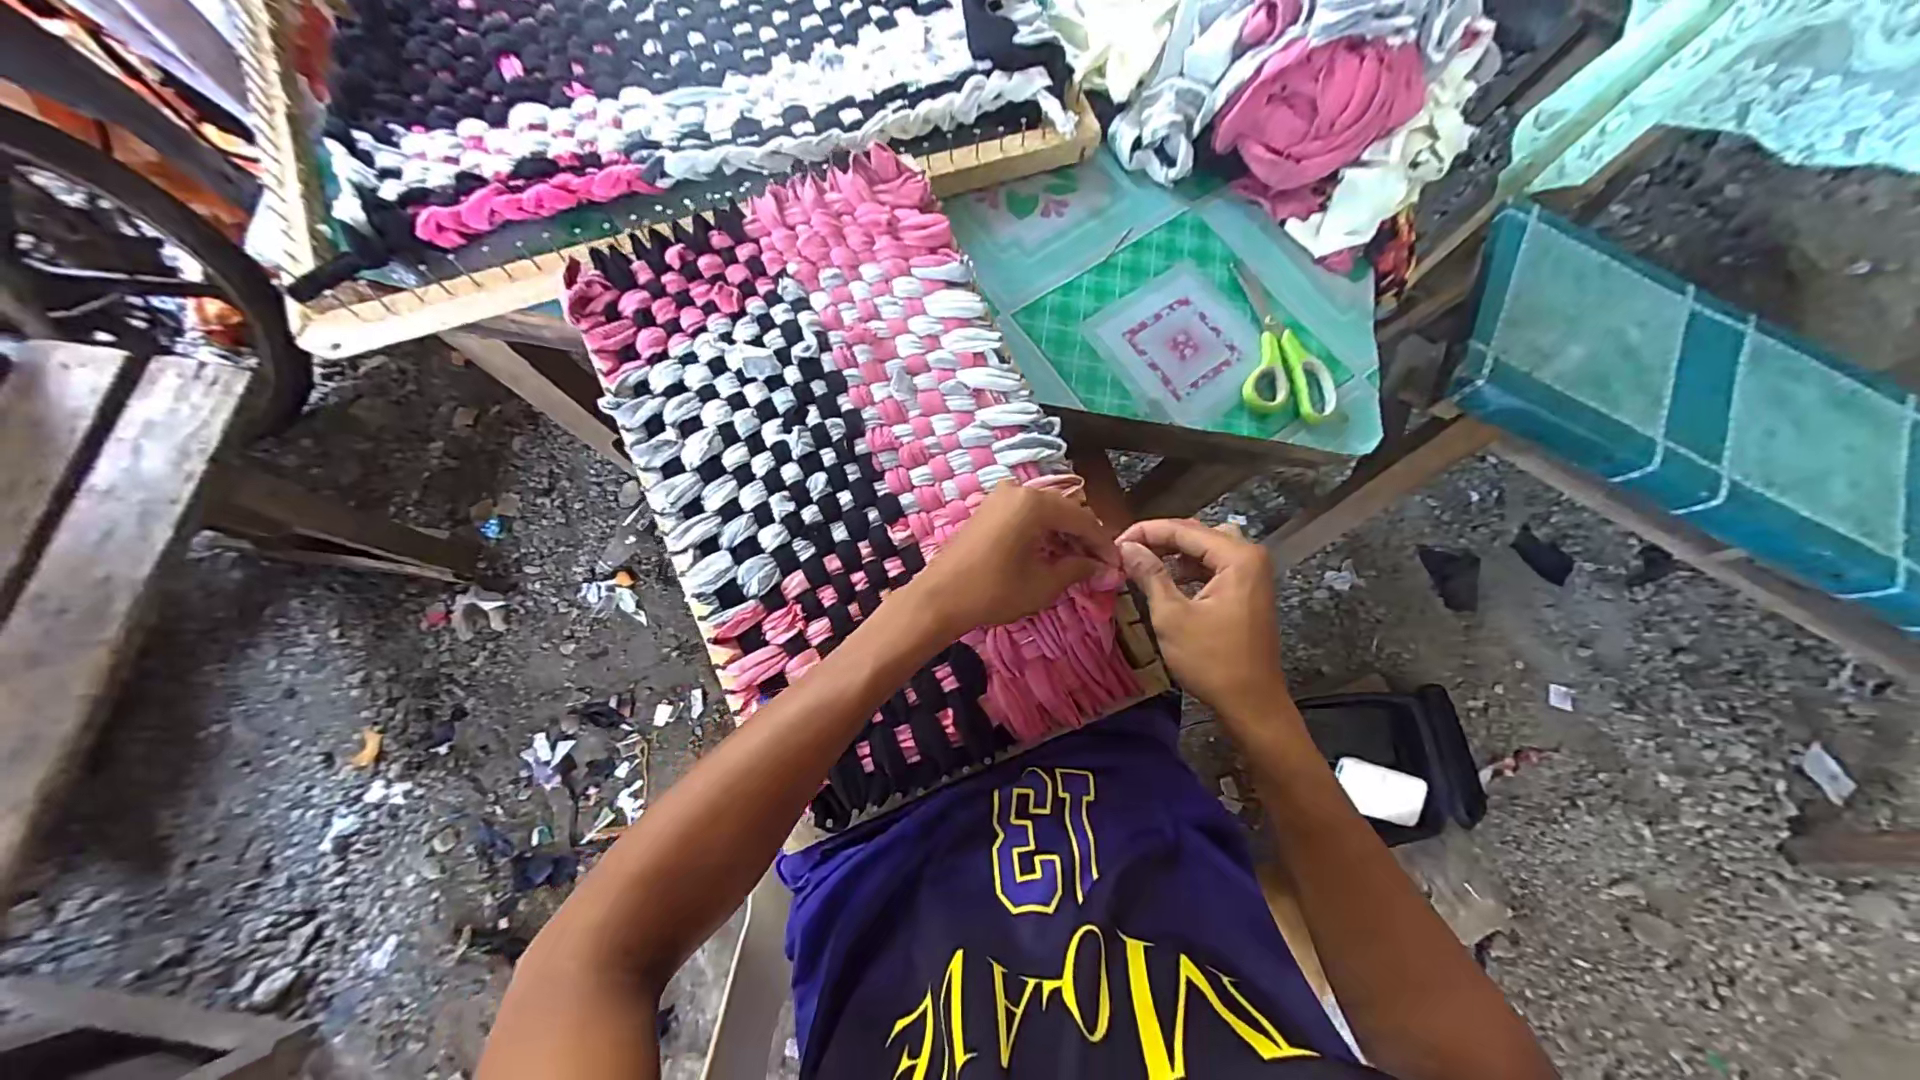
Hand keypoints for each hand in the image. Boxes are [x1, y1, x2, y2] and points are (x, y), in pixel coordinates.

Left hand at [906, 483, 1114, 636]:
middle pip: (1064, 511)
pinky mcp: (987, 510)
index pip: (1083, 519)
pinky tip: (1049, 555)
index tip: (1115, 565)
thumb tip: (1101, 568)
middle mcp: (1018, 491)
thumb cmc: (994, 591)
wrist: (939, 598)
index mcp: (1034, 503)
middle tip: (1097, 566)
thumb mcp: (1043, 583)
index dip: (1102, 544)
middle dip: (1083, 538)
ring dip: (1062, 536)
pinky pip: (1024, 515)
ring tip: (1075, 564)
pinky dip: (1041, 533)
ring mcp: (999, 498)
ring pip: (1045, 513)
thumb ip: (1077, 569)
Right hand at [1116, 518, 1287, 712]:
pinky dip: (1188, 569)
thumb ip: (1150, 575)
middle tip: (1124, 551)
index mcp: (1237, 557)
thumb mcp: (1172, 616)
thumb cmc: (1212, 660)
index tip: (1114, 543)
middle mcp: (1249, 557)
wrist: (1251, 703)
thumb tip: (1126, 547)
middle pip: (1196, 534)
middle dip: (1158, 540)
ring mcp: (1251, 574)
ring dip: (1172, 553)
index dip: (1145, 532)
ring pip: (1204, 549)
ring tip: (1140, 562)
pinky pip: (1212, 566)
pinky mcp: (1247, 590)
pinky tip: (1166, 580)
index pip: (1183, 529)